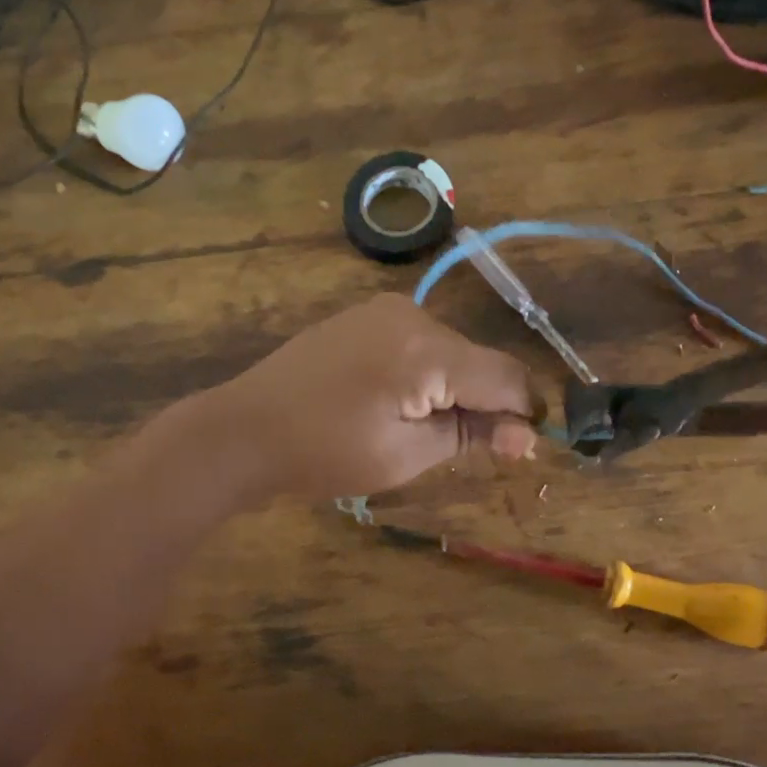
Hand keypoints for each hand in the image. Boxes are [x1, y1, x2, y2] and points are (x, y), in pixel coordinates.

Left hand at [189, 293, 538, 501]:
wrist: (242, 432)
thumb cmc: (322, 453)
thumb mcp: (404, 456)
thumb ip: (470, 435)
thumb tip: (525, 433)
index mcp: (426, 349)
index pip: (505, 376)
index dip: (522, 415)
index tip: (517, 451)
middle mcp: (411, 314)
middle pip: (477, 361)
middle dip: (483, 404)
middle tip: (461, 452)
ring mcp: (381, 311)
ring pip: (448, 352)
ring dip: (451, 391)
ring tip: (416, 432)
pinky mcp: (361, 318)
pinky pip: (415, 345)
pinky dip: (422, 376)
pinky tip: (393, 407)